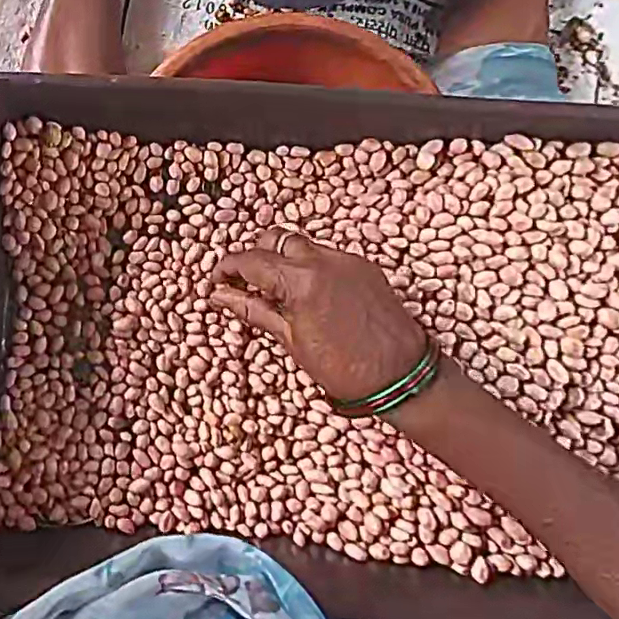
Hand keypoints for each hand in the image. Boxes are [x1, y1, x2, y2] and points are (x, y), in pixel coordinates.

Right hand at [209, 229, 426, 403]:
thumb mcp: (289, 338)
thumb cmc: (346, 367)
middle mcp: (323, 261)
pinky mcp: (363, 267)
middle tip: (241, 282)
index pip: (249, 260)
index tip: (216, 281)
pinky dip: (307, 266)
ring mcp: (346, 261)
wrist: (403, 377)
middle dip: (253, 257)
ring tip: (272, 288)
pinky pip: (325, 256)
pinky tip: (303, 293)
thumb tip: (220, 296)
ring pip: (300, 244)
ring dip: (280, 259)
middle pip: (273, 240)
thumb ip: (252, 309)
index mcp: (300, 280)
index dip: (225, 268)